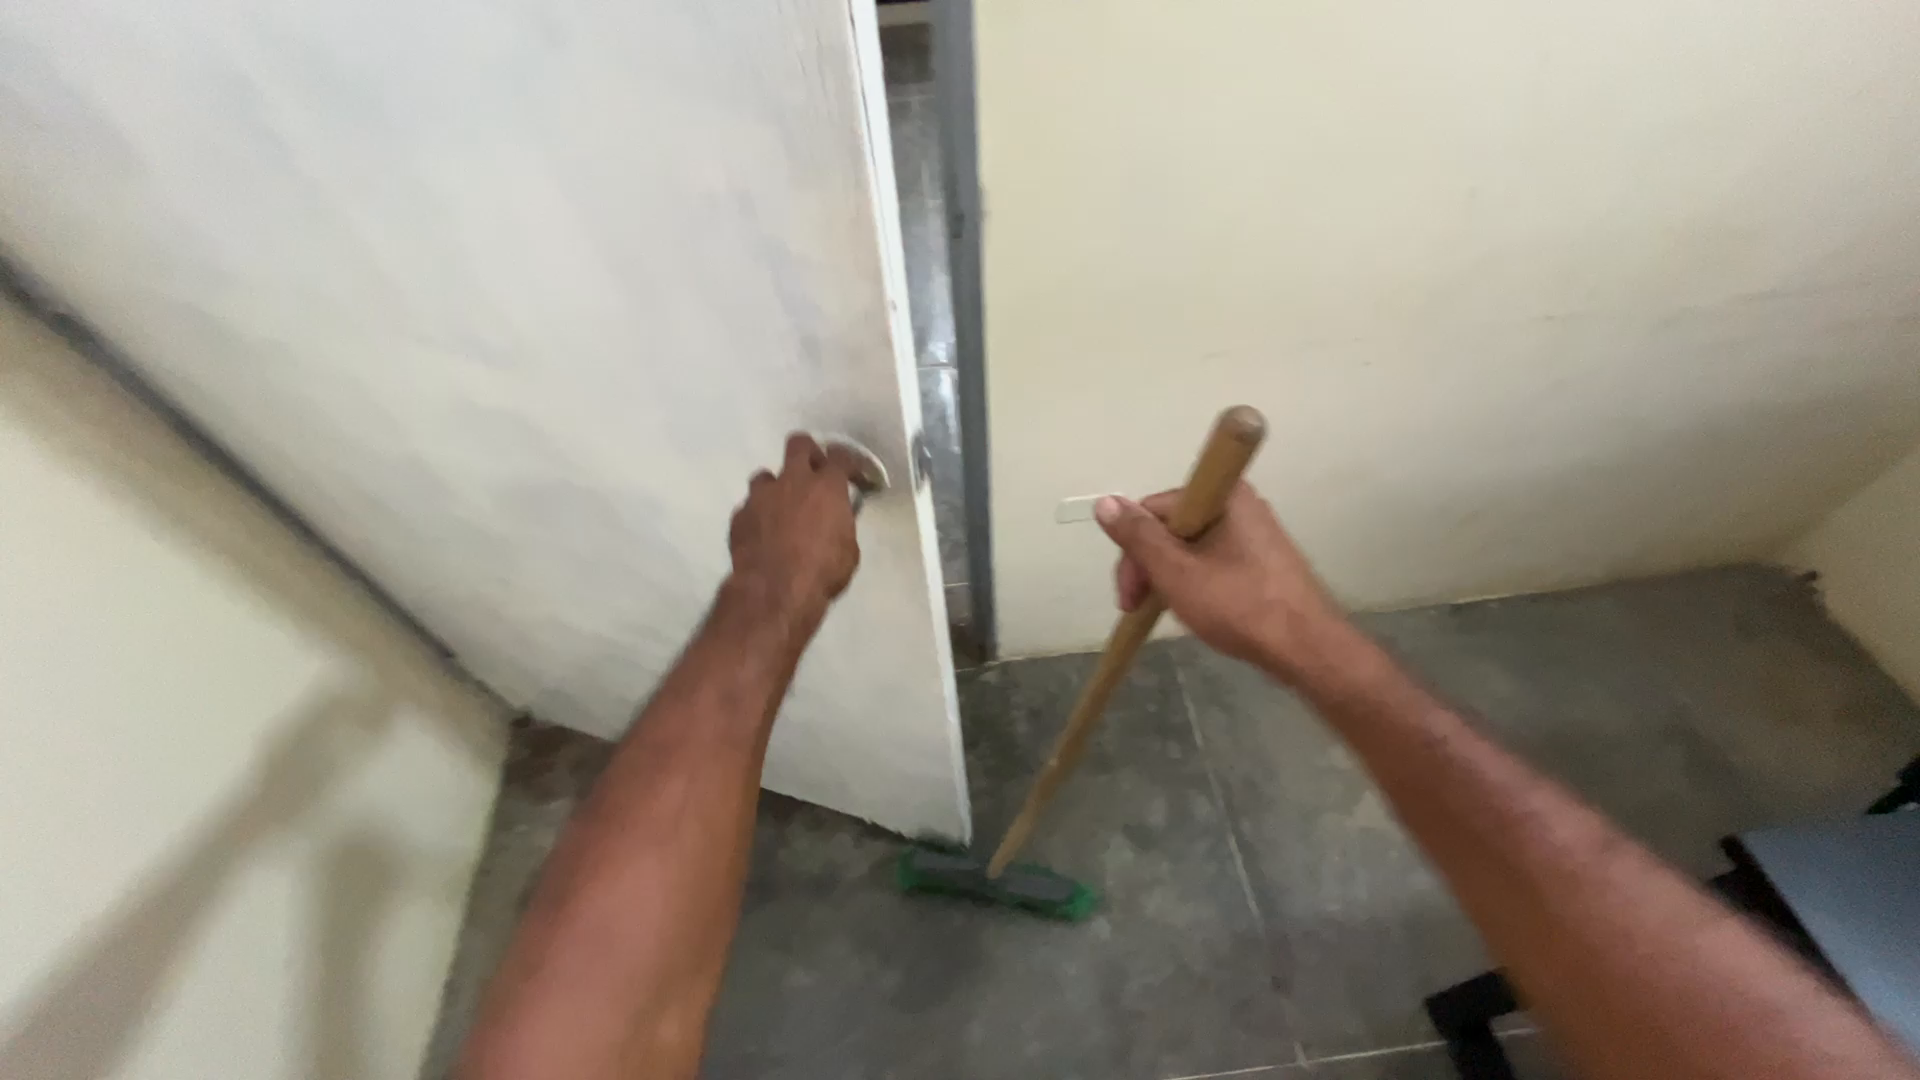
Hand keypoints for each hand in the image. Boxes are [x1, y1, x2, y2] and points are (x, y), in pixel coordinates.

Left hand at [727, 433, 862, 614]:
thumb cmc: (823, 572)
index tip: (853, 474)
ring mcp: (761, 496)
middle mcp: (793, 481)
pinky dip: (758, 516)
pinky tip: (763, 535)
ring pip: (766, 476)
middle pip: (799, 444)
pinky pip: (750, 507)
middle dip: (808, 453)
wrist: (775, 590)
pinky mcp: (740, 516)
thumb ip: (841, 527)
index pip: (841, 457)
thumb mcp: (848, 551)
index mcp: (827, 488)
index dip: (849, 462)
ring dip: (776, 488)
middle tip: (814, 473)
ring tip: (782, 509)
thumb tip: (836, 524)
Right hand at [1095, 483, 1350, 679]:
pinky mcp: (1261, 559)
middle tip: (1138, 609)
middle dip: (1148, 566)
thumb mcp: (1176, 572)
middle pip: (1169, 527)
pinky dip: (1193, 581)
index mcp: (1221, 496)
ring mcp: (1252, 532)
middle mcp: (1239, 504)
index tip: (1128, 595)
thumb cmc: (1239, 606)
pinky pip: (1211, 559)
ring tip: (1169, 613)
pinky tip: (1194, 608)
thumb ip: (1137, 537)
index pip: (1152, 510)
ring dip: (1168, 577)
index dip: (1132, 551)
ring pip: (1188, 546)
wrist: (1306, 649)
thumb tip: (1104, 502)